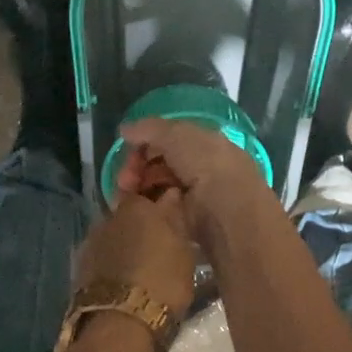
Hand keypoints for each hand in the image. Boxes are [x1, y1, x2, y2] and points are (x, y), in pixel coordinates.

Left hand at [75, 188, 198, 322]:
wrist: (119, 325)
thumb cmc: (162, 282)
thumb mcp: (183, 251)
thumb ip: (176, 219)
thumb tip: (170, 195)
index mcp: (135, 206)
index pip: (147, 191)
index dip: (159, 202)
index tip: (171, 215)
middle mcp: (108, 217)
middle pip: (128, 215)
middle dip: (141, 225)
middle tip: (158, 245)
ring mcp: (90, 242)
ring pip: (114, 236)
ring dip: (125, 245)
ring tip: (141, 268)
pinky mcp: (79, 267)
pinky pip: (102, 257)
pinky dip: (112, 264)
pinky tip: (123, 280)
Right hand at [116, 118, 285, 250]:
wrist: (227, 210)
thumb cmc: (205, 162)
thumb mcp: (175, 134)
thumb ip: (148, 129)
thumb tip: (125, 129)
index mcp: (204, 143)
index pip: (167, 139)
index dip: (144, 143)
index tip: (127, 148)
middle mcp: (201, 167)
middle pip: (159, 165)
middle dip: (137, 168)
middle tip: (124, 180)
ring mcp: (195, 196)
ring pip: (157, 188)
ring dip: (138, 189)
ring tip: (126, 195)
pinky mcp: (189, 222)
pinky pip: (161, 211)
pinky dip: (148, 208)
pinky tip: (139, 210)